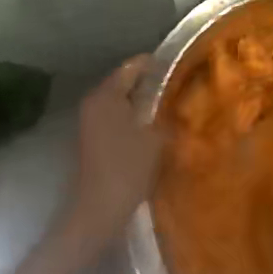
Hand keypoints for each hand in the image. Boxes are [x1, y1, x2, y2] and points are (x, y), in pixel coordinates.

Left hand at [63, 56, 164, 249]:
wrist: (99, 208)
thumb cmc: (128, 169)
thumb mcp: (157, 140)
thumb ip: (169, 117)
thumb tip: (183, 105)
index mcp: (107, 95)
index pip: (133, 67)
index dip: (156, 64)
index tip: (180, 65)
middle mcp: (94, 102)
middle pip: (125, 83)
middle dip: (151, 84)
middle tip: (180, 86)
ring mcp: (89, 121)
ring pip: (121, 102)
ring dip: (143, 103)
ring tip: (171, 107)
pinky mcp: (92, 138)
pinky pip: (116, 117)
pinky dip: (134, 118)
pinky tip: (153, 127)